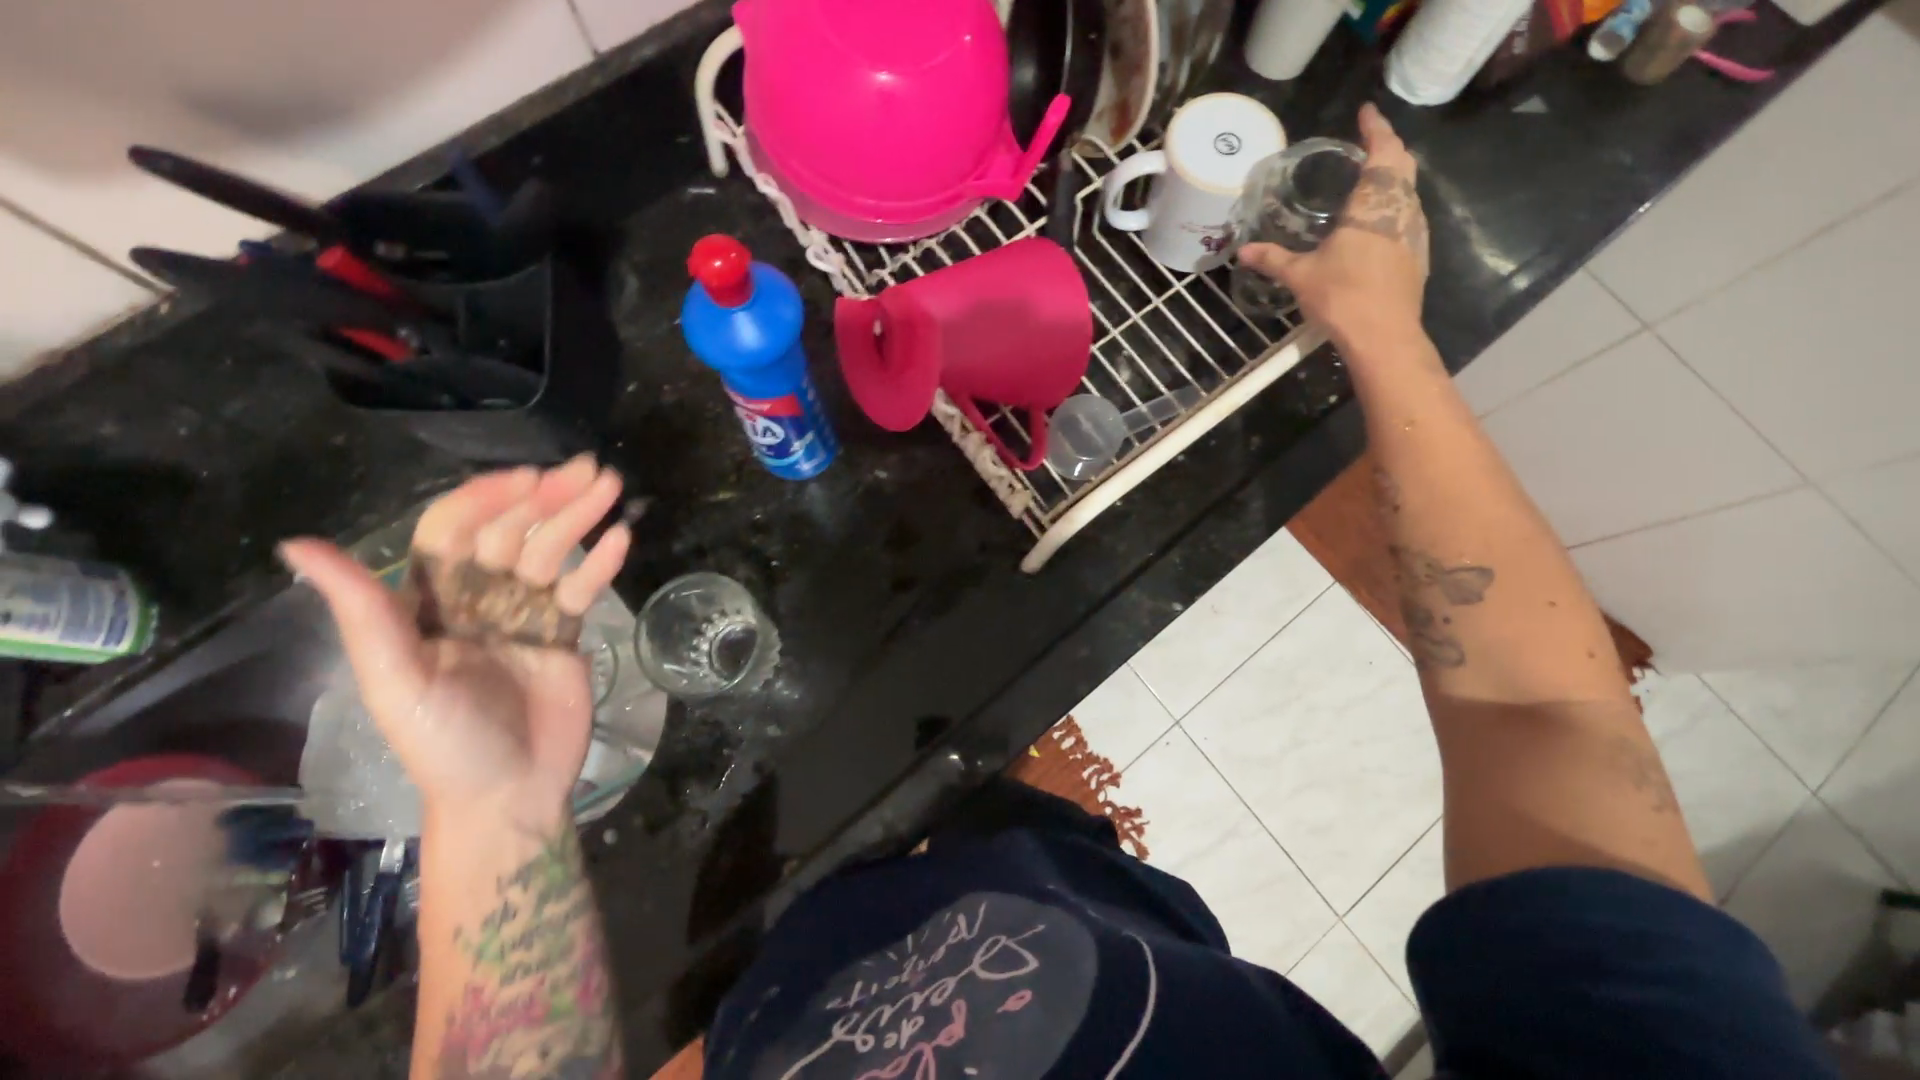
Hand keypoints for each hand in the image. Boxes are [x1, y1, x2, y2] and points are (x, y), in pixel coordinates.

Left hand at [280, 456, 630, 821]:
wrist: (507, 795)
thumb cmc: (443, 741)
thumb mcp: (395, 678)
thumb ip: (361, 610)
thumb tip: (297, 544)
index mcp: (428, 600)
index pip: (453, 529)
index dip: (487, 498)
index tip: (527, 479)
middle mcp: (476, 596)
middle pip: (512, 531)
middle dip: (548, 498)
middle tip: (590, 471)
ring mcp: (524, 612)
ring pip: (552, 551)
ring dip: (580, 518)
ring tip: (613, 488)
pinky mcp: (562, 632)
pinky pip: (582, 587)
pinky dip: (601, 563)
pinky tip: (622, 540)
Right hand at [1238, 103, 1429, 352]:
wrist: (1384, 336)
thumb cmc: (1343, 297)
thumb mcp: (1301, 276)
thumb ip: (1274, 259)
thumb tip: (1243, 250)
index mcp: (1373, 204)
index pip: (1382, 152)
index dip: (1376, 129)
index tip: (1366, 112)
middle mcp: (1400, 209)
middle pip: (1402, 166)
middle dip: (1387, 149)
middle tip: (1367, 142)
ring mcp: (1414, 232)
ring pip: (1408, 191)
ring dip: (1393, 178)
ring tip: (1371, 178)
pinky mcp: (1417, 255)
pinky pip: (1408, 216)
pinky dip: (1394, 205)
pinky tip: (1378, 220)